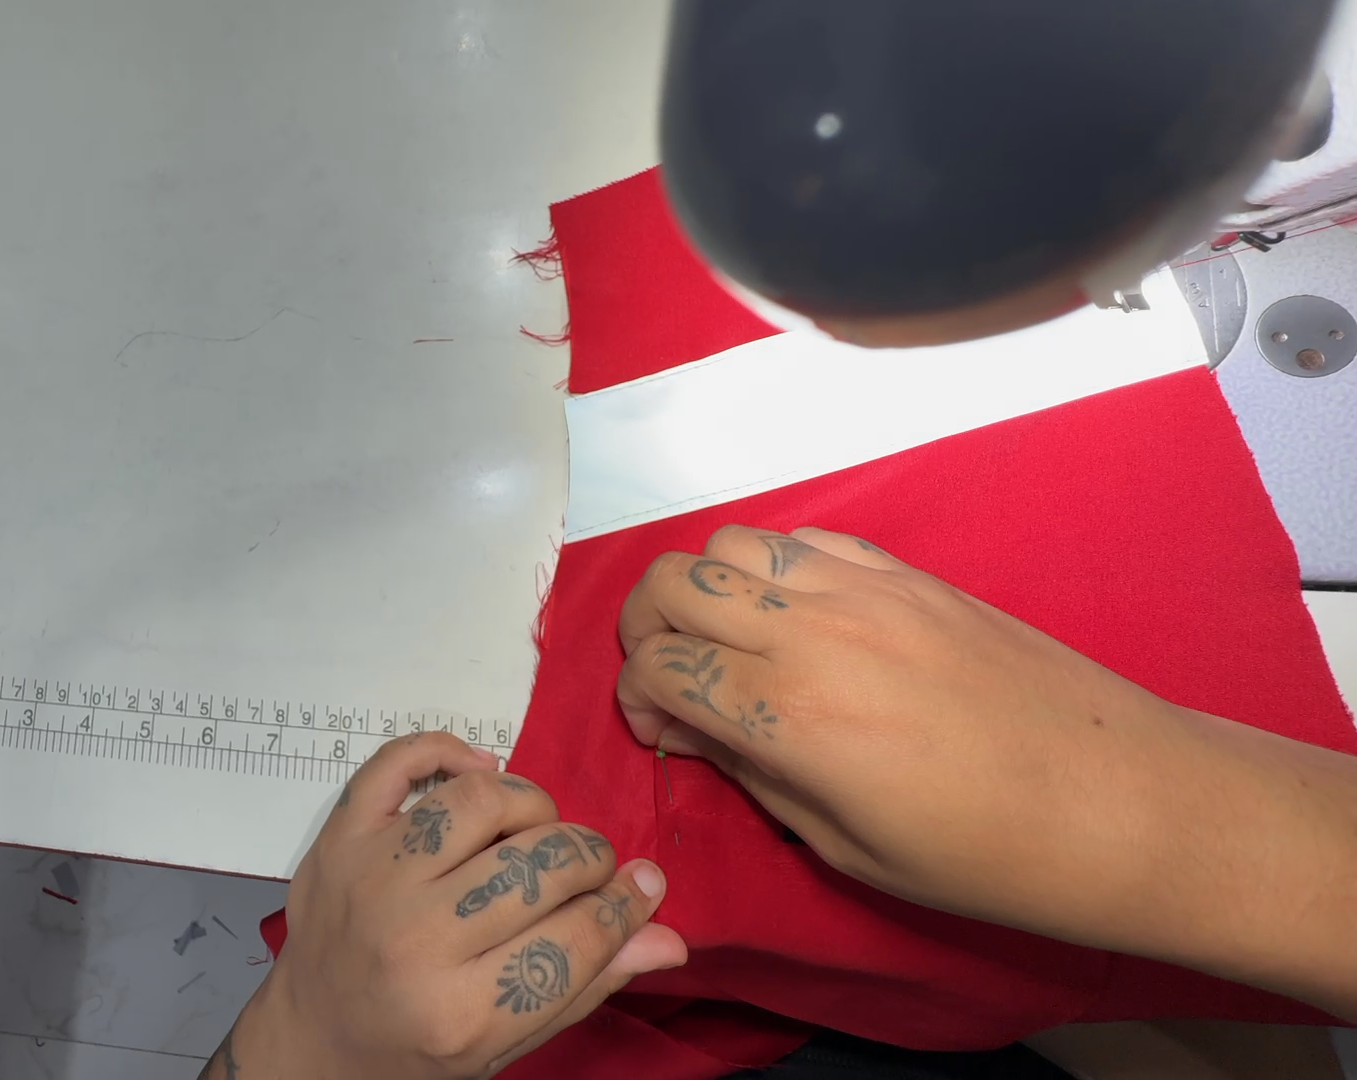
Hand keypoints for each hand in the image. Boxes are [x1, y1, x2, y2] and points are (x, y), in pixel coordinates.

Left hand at [205, 733, 685, 1079]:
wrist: (315, 1035)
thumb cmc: (417, 1044)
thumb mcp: (504, 1041)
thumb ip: (585, 984)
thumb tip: (666, 933)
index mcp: (461, 1012)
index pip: (575, 940)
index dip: (624, 906)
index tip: (641, 886)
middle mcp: (414, 939)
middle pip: (535, 867)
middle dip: (587, 856)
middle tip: (589, 860)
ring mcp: (370, 876)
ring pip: (476, 801)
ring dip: (529, 802)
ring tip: (538, 823)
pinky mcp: (340, 835)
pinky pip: (397, 761)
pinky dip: (444, 747)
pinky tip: (478, 764)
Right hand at [613, 524, 1208, 940]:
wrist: (1132, 805)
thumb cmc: (978, 854)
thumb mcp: (836, 841)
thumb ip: (739, 767)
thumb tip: (679, 724)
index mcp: (787, 714)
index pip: (659, 666)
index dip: (636, 696)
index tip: (657, 726)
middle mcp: (807, 632)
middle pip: (670, 582)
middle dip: (642, 625)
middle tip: (665, 668)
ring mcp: (857, 588)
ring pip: (724, 543)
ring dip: (699, 587)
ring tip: (723, 634)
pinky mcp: (900, 570)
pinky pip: (799, 538)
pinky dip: (767, 568)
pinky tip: (791, 611)